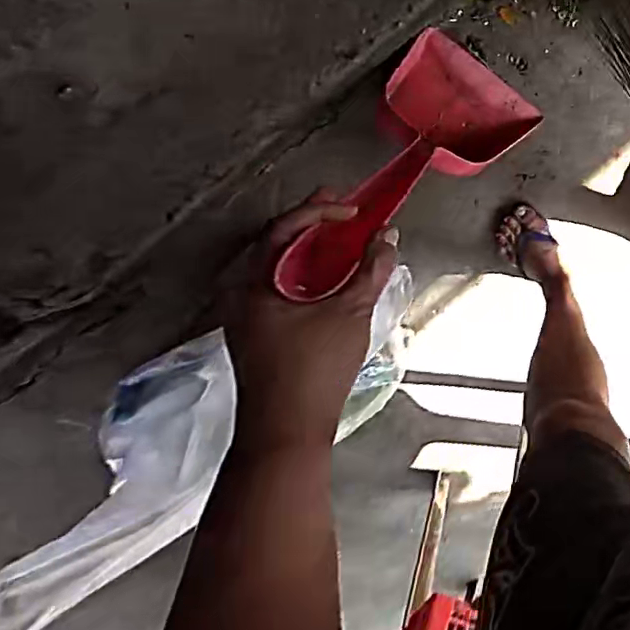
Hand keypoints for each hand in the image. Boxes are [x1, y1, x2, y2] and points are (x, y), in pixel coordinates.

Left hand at [220, 189, 398, 454]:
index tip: (355, 209)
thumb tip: (387, 236)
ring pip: (280, 263)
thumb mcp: (352, 311)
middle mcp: (242, 293)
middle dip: (313, 221)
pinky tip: (335, 270)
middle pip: (275, 242)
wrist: (287, 423)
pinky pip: (283, 282)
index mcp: (254, 285)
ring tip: (346, 232)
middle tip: (346, 206)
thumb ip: (371, 269)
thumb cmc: (315, 364)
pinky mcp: (262, 326)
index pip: (283, 231)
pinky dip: (310, 267)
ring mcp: (249, 311)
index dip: (319, 212)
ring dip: (313, 244)